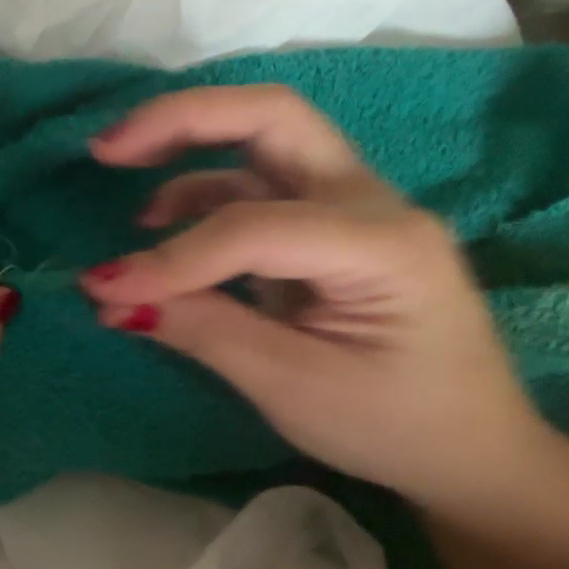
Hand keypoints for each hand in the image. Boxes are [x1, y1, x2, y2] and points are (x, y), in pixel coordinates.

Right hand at [78, 85, 552, 502]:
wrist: (468, 448)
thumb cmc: (392, 423)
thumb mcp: (289, 386)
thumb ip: (200, 328)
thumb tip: (108, 295)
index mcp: (382, 246)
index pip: (251, 229)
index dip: (168, 258)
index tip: (100, 290)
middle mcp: (370, 203)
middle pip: (272, 119)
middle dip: (181, 120)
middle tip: (105, 148)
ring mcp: (350, 207)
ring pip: (263, 135)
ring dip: (186, 139)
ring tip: (117, 169)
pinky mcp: (324, 227)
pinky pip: (254, 182)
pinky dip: (196, 186)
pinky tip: (156, 218)